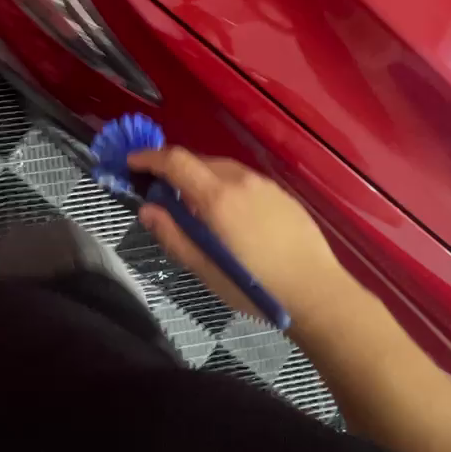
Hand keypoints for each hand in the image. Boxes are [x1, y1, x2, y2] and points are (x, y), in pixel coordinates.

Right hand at [129, 147, 356, 324]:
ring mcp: (263, 184)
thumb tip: (147, 209)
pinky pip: (243, 181)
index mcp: (216, 196)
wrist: (318, 294)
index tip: (131, 162)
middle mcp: (238, 180)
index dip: (149, 157)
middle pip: (197, 161)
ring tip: (199, 210)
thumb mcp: (205, 269)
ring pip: (221, 169)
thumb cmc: (255, 286)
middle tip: (164, 196)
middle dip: (174, 171)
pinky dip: (226, 187)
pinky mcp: (281, 194)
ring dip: (201, 180)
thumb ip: (172, 235)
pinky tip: (232, 217)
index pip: (174, 160)